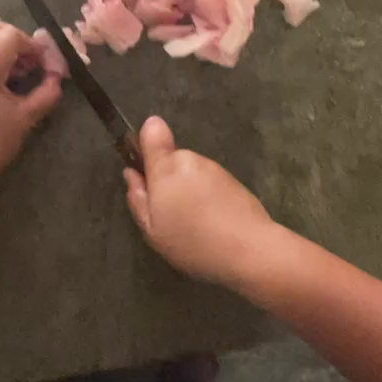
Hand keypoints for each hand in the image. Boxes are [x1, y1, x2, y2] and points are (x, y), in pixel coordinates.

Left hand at [0, 22, 62, 187]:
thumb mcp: (27, 117)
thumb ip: (47, 91)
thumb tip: (57, 74)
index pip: (10, 36)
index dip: (32, 45)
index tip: (43, 63)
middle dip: (14, 38)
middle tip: (29, 61)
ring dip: (0, 47)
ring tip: (17, 72)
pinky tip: (0, 82)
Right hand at [123, 116, 276, 287]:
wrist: (250, 250)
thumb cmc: (193, 242)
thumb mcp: (153, 229)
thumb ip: (138, 197)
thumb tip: (131, 173)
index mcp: (165, 167)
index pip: (152, 131)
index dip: (146, 143)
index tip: (145, 169)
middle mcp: (190, 159)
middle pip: (170, 161)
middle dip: (168, 181)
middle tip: (171, 215)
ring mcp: (214, 168)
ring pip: (190, 173)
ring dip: (189, 190)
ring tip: (195, 223)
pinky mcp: (233, 179)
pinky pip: (209, 183)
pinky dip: (207, 197)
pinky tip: (213, 222)